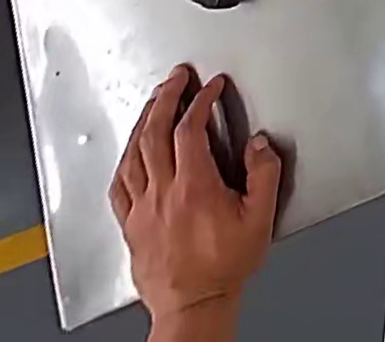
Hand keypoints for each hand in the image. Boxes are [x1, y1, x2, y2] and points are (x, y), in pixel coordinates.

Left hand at [110, 66, 282, 335]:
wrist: (194, 306)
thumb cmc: (226, 264)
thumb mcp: (260, 216)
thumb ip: (263, 173)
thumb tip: (259, 143)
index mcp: (194, 188)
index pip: (190, 131)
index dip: (201, 101)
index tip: (212, 86)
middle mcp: (163, 194)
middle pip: (155, 133)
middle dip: (167, 98)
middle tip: (177, 77)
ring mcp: (142, 209)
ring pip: (134, 154)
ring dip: (145, 120)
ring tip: (156, 100)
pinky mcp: (131, 224)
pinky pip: (120, 183)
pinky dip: (126, 157)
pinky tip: (132, 148)